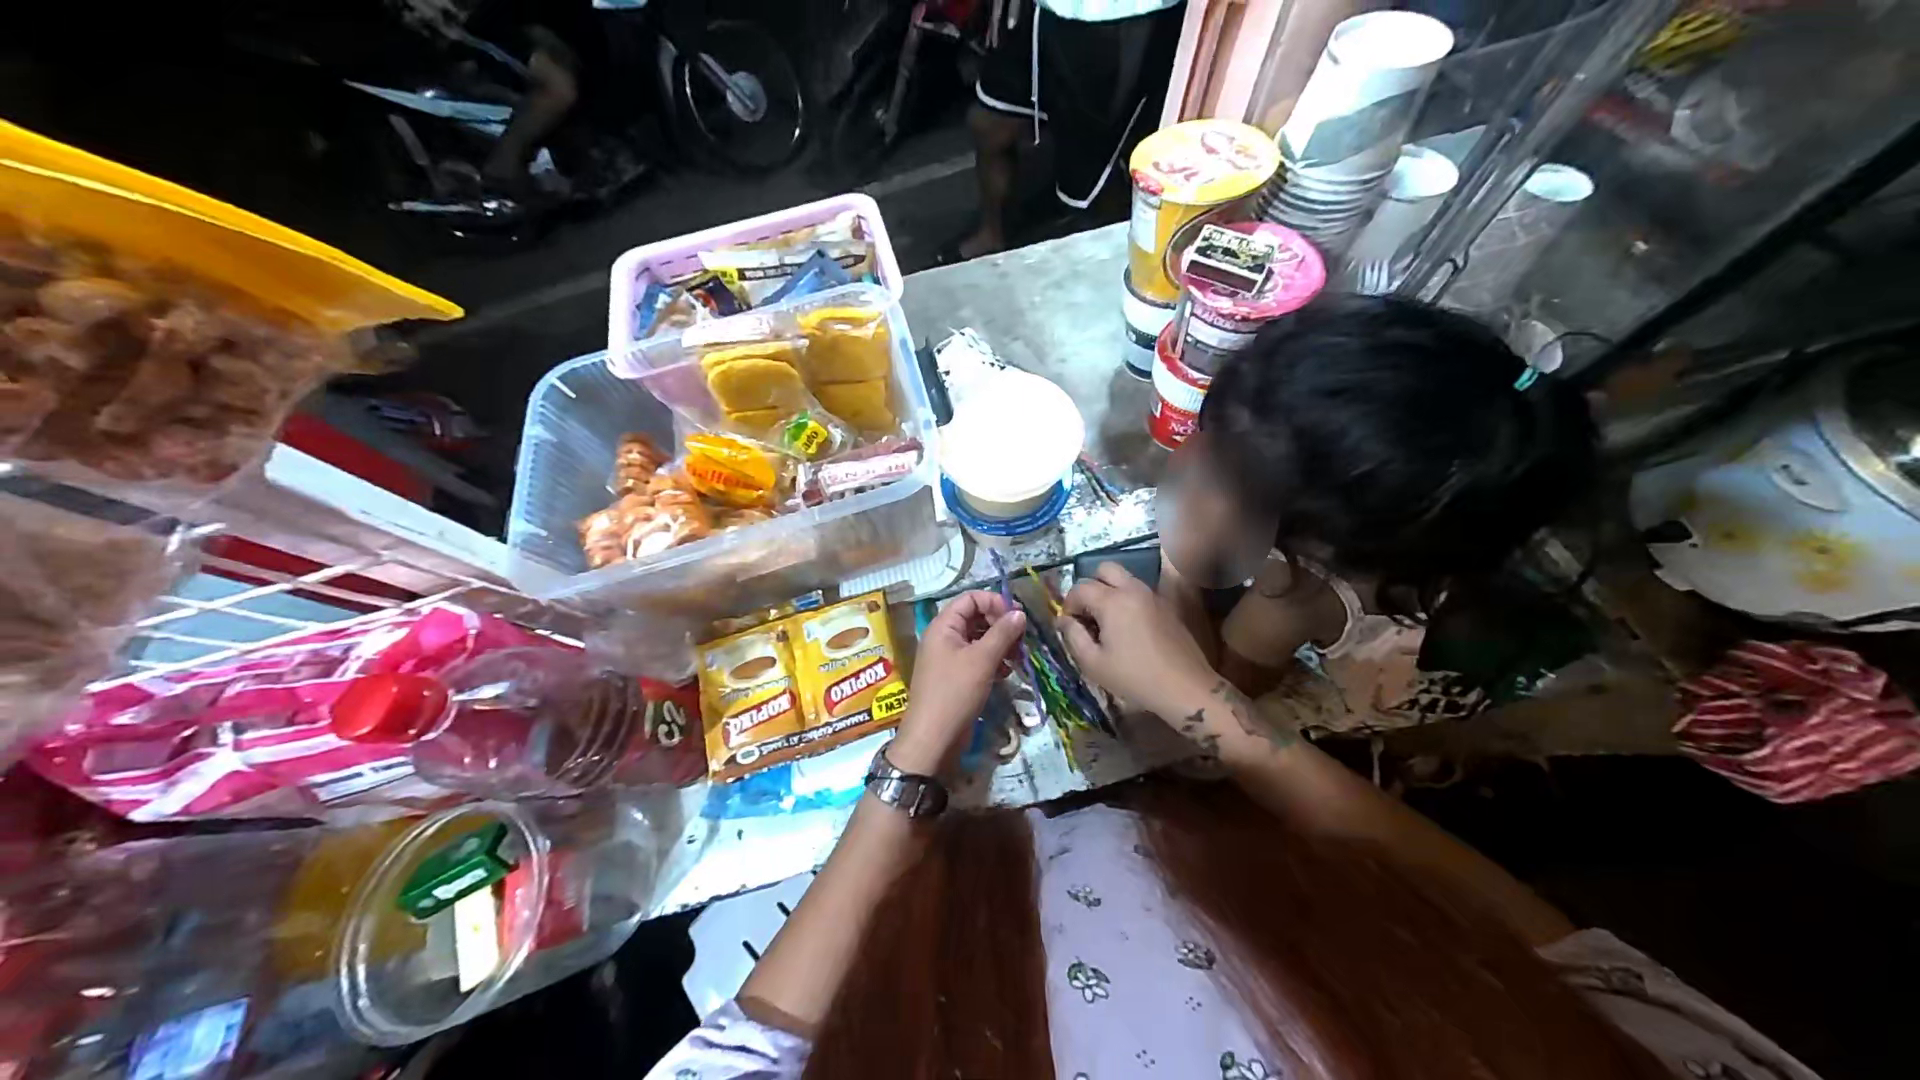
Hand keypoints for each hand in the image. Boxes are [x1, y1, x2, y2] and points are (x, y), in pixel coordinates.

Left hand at [890, 591, 1025, 774]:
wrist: (933, 739)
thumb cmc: (955, 692)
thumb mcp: (982, 660)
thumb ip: (1002, 633)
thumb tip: (1019, 613)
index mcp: (943, 626)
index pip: (970, 598)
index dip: (994, 602)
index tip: (1017, 618)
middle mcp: (944, 637)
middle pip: (975, 617)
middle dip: (1000, 624)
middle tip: (1021, 640)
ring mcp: (948, 658)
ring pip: (978, 639)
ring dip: (1000, 644)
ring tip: (1018, 658)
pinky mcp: (955, 677)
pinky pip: (977, 659)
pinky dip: (993, 661)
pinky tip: (1007, 672)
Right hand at [1060, 562, 1217, 719]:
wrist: (1184, 687)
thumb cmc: (1134, 677)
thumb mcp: (1093, 663)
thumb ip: (1073, 636)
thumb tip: (1064, 620)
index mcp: (1112, 601)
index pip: (1080, 588)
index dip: (1068, 604)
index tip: (1069, 625)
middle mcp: (1133, 590)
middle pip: (1105, 569)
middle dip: (1090, 586)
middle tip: (1087, 613)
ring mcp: (1153, 595)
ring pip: (1125, 578)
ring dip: (1110, 591)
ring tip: (1106, 621)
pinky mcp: (1167, 606)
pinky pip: (1140, 591)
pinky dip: (1127, 599)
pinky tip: (1128, 627)